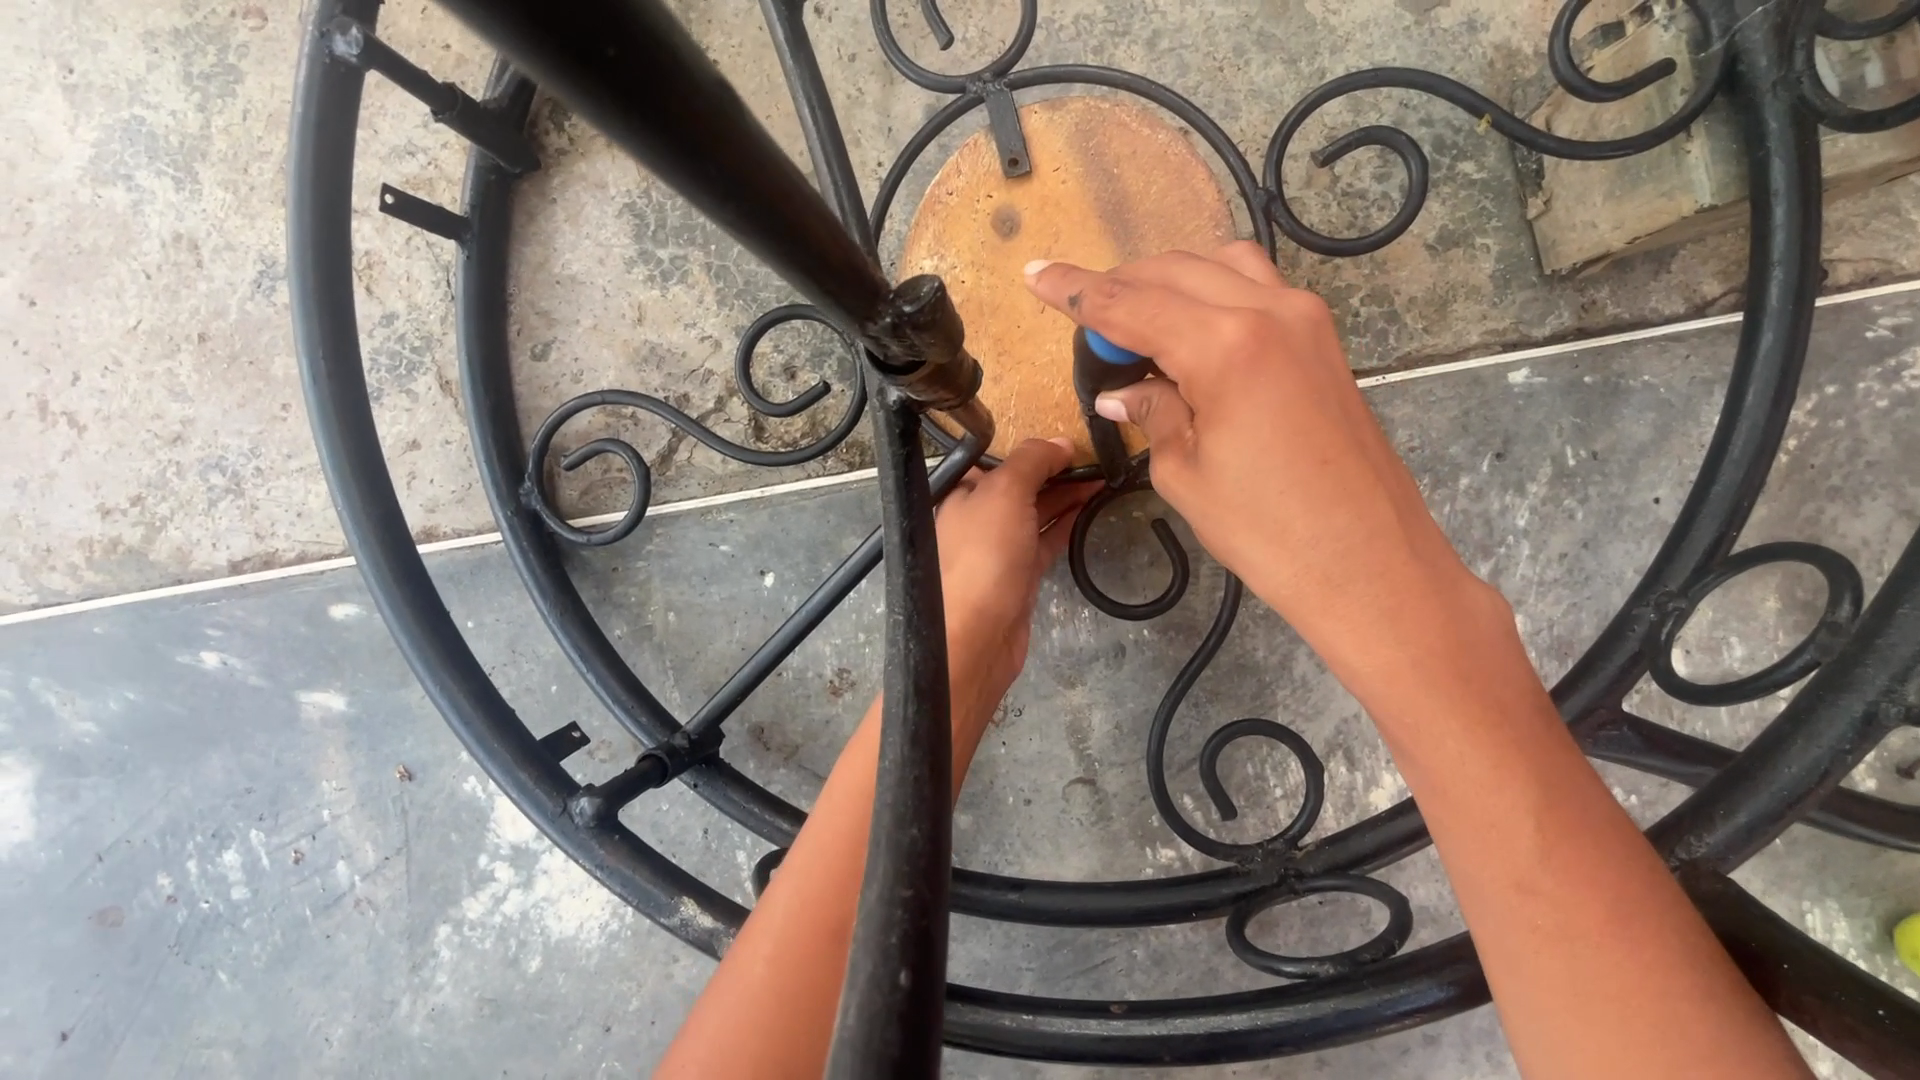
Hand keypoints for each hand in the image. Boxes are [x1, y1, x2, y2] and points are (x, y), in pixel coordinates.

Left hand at [934, 437, 1096, 725]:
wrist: (976, 638)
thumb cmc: (983, 557)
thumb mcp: (1004, 493)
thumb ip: (1031, 461)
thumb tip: (1060, 443)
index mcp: (962, 494)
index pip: (1000, 460)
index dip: (1035, 450)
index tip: (1072, 442)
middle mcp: (976, 518)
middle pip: (1020, 485)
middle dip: (1056, 472)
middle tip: (1096, 459)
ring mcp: (997, 549)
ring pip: (1035, 512)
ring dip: (1066, 495)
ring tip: (1102, 478)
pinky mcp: (1018, 575)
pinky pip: (1044, 539)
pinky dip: (1065, 523)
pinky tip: (1088, 507)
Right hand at [1024, 244, 1498, 679]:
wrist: (1368, 563)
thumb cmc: (1266, 531)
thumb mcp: (1185, 473)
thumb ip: (1152, 413)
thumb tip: (1122, 391)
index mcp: (1225, 344)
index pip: (1130, 303)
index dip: (1075, 290)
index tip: (1035, 273)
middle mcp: (1268, 311)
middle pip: (1174, 272)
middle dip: (1120, 287)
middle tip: (1082, 320)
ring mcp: (1305, 320)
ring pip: (1220, 266)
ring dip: (1169, 282)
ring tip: (1136, 321)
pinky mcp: (1322, 340)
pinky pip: (1256, 289)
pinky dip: (1213, 294)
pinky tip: (1192, 331)